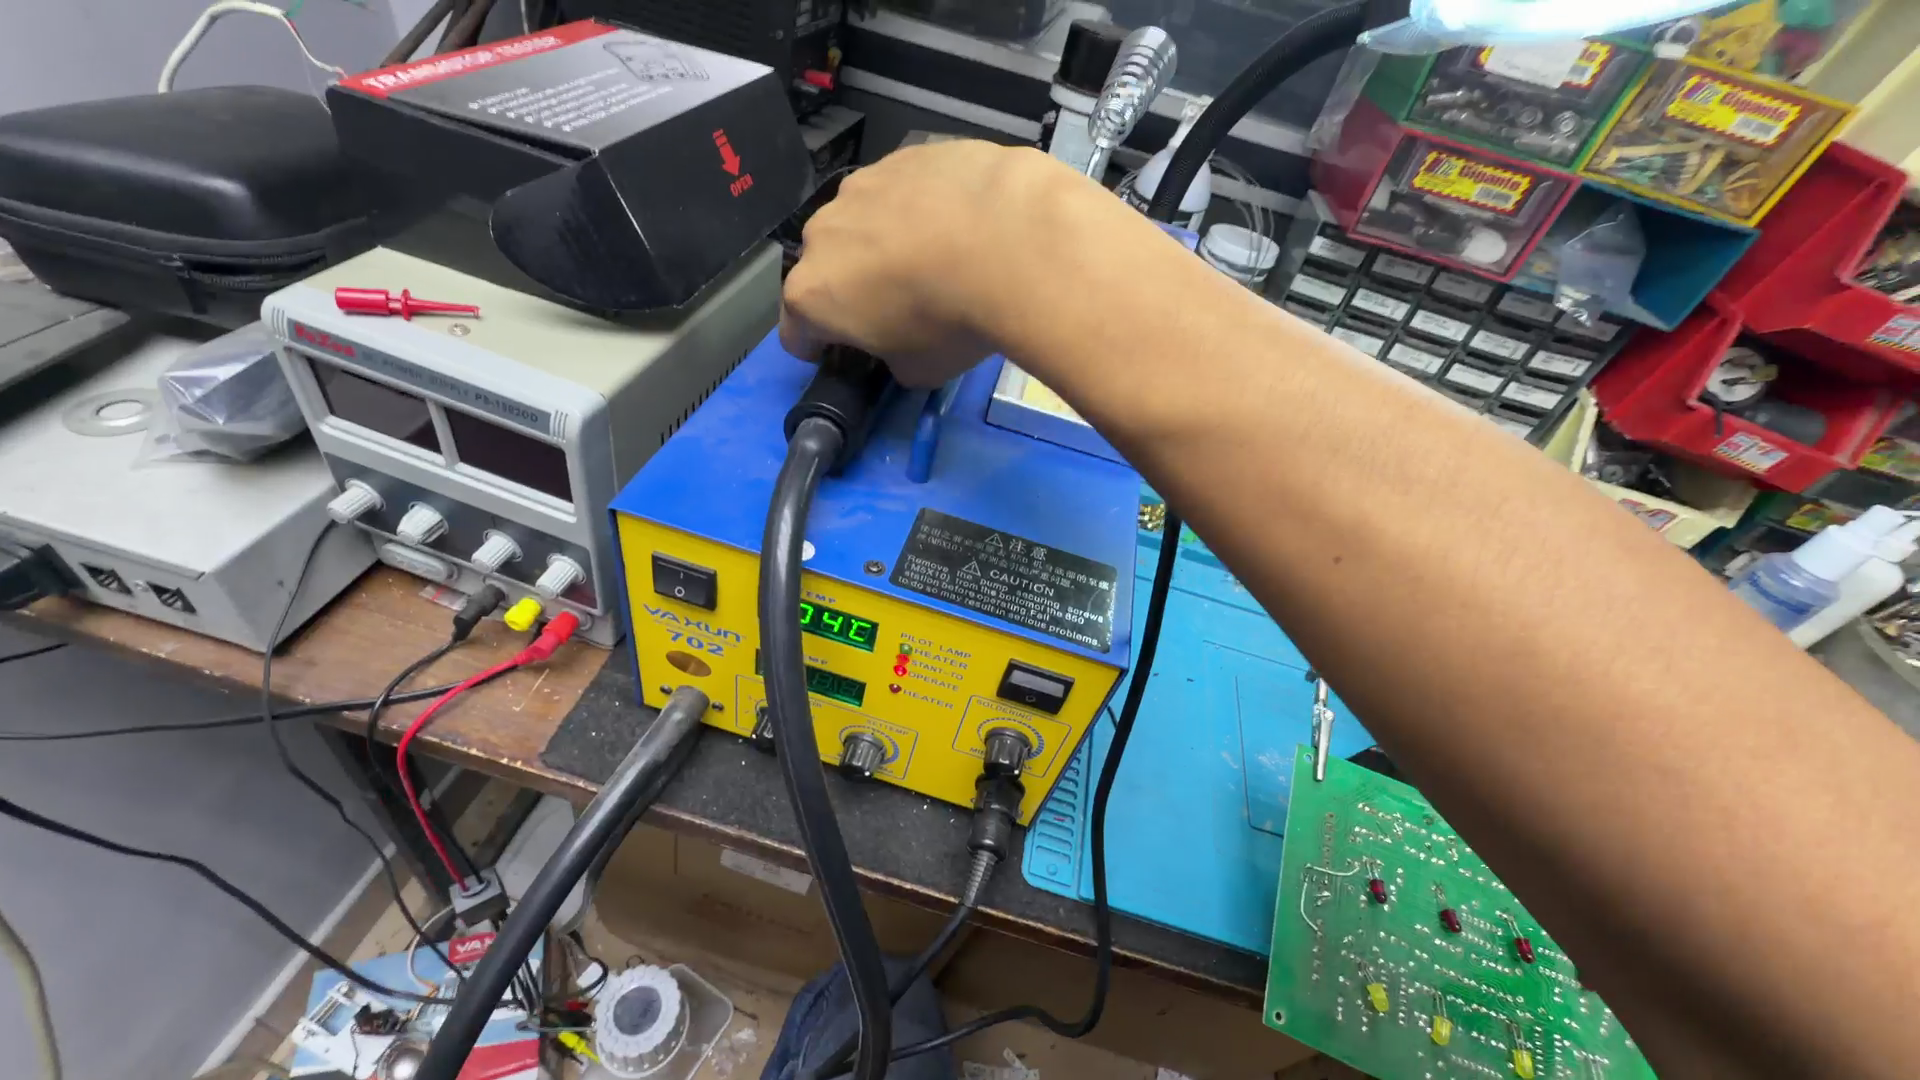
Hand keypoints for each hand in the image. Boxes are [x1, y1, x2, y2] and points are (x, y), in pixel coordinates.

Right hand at [779, 140, 1081, 386]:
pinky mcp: (904, 154)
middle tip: (901, 304)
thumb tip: (900, 349)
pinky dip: (921, 206)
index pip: (796, 330)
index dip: (818, 345)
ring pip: (862, 222)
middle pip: (827, 268)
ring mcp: (861, 185)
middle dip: (853, 286)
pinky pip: (903, 189)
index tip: (844, 350)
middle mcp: (822, 234)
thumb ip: (893, 361)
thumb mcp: (919, 370)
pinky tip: (960, 222)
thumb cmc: (952, 320)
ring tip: (937, 256)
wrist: (1009, 241)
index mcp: (812, 293)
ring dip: (884, 240)